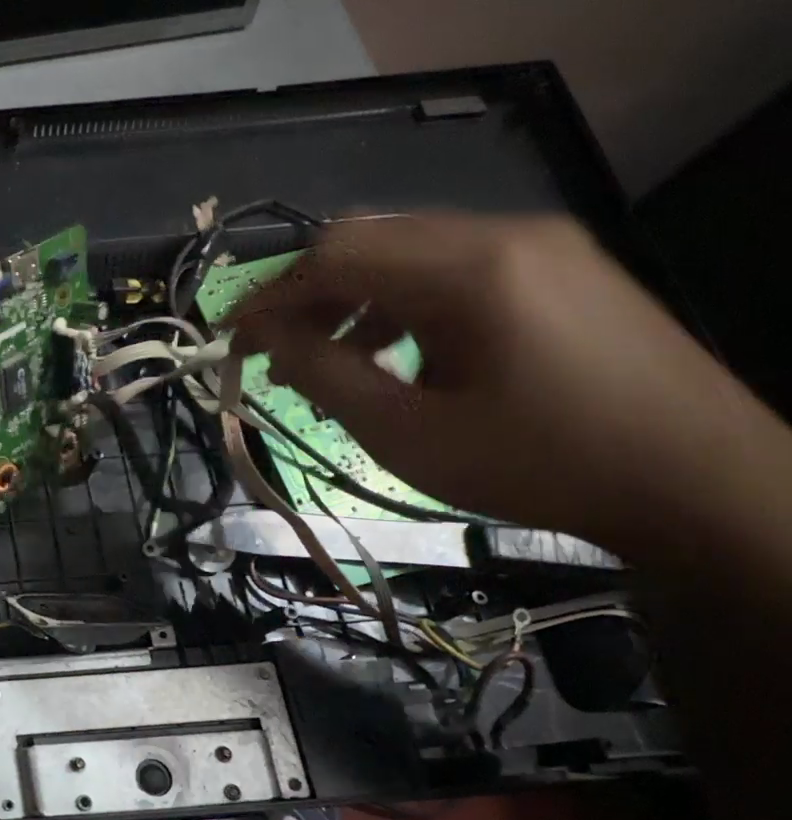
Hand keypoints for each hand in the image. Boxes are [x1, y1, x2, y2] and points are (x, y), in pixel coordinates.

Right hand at [225, 213, 781, 552]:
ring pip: (410, 250)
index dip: (270, 296)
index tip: (229, 341)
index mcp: (470, 268)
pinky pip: (455, 267)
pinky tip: (392, 352)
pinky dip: (402, 301)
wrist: (696, 479)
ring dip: (351, 298)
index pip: (336, 254)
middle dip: (306, 294)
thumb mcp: (407, 433)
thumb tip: (266, 338)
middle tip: (270, 352)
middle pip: (370, 239)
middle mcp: (506, 234)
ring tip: (324, 360)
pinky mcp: (561, 268)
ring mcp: (541, 246)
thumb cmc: (538, 463)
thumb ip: (324, 376)